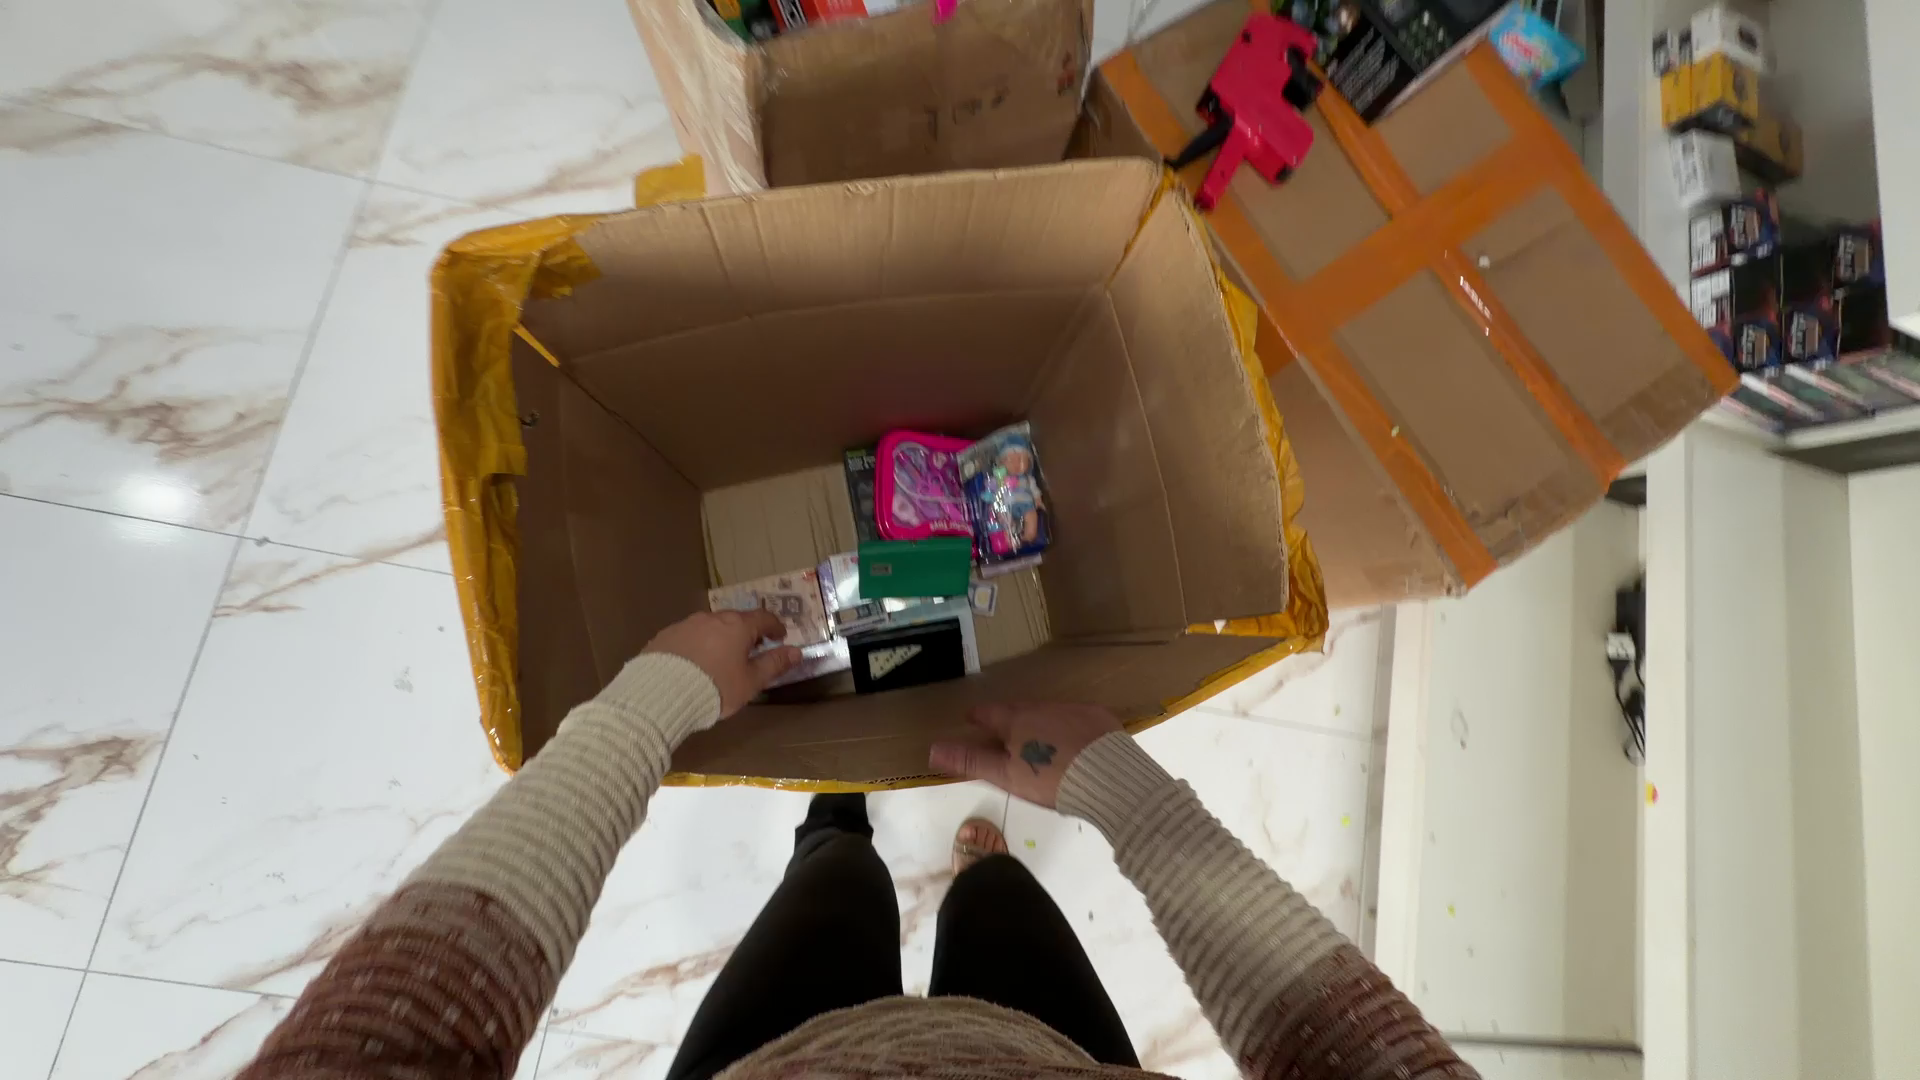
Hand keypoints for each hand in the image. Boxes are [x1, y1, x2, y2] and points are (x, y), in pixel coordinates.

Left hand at [642, 610, 801, 718]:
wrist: (659, 695)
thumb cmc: (715, 687)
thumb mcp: (751, 681)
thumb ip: (774, 664)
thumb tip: (796, 651)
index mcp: (737, 626)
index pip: (763, 618)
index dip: (775, 626)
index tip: (779, 637)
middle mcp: (712, 618)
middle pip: (736, 620)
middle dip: (746, 632)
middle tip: (750, 650)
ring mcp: (685, 625)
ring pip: (710, 627)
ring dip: (720, 638)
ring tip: (720, 658)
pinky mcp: (664, 636)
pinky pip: (688, 636)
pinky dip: (697, 645)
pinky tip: (694, 664)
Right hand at [928, 703, 1122, 807]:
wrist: (1108, 777)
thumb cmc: (1050, 779)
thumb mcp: (1006, 775)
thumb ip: (971, 760)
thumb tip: (933, 747)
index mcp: (1017, 720)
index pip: (990, 713)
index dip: (979, 716)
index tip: (971, 718)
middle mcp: (1042, 707)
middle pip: (1019, 709)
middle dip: (1009, 717)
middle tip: (1005, 729)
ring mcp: (1072, 709)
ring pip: (1048, 711)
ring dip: (1040, 721)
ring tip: (1040, 738)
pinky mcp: (1098, 717)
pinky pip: (1077, 716)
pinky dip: (1070, 725)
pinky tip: (1074, 741)